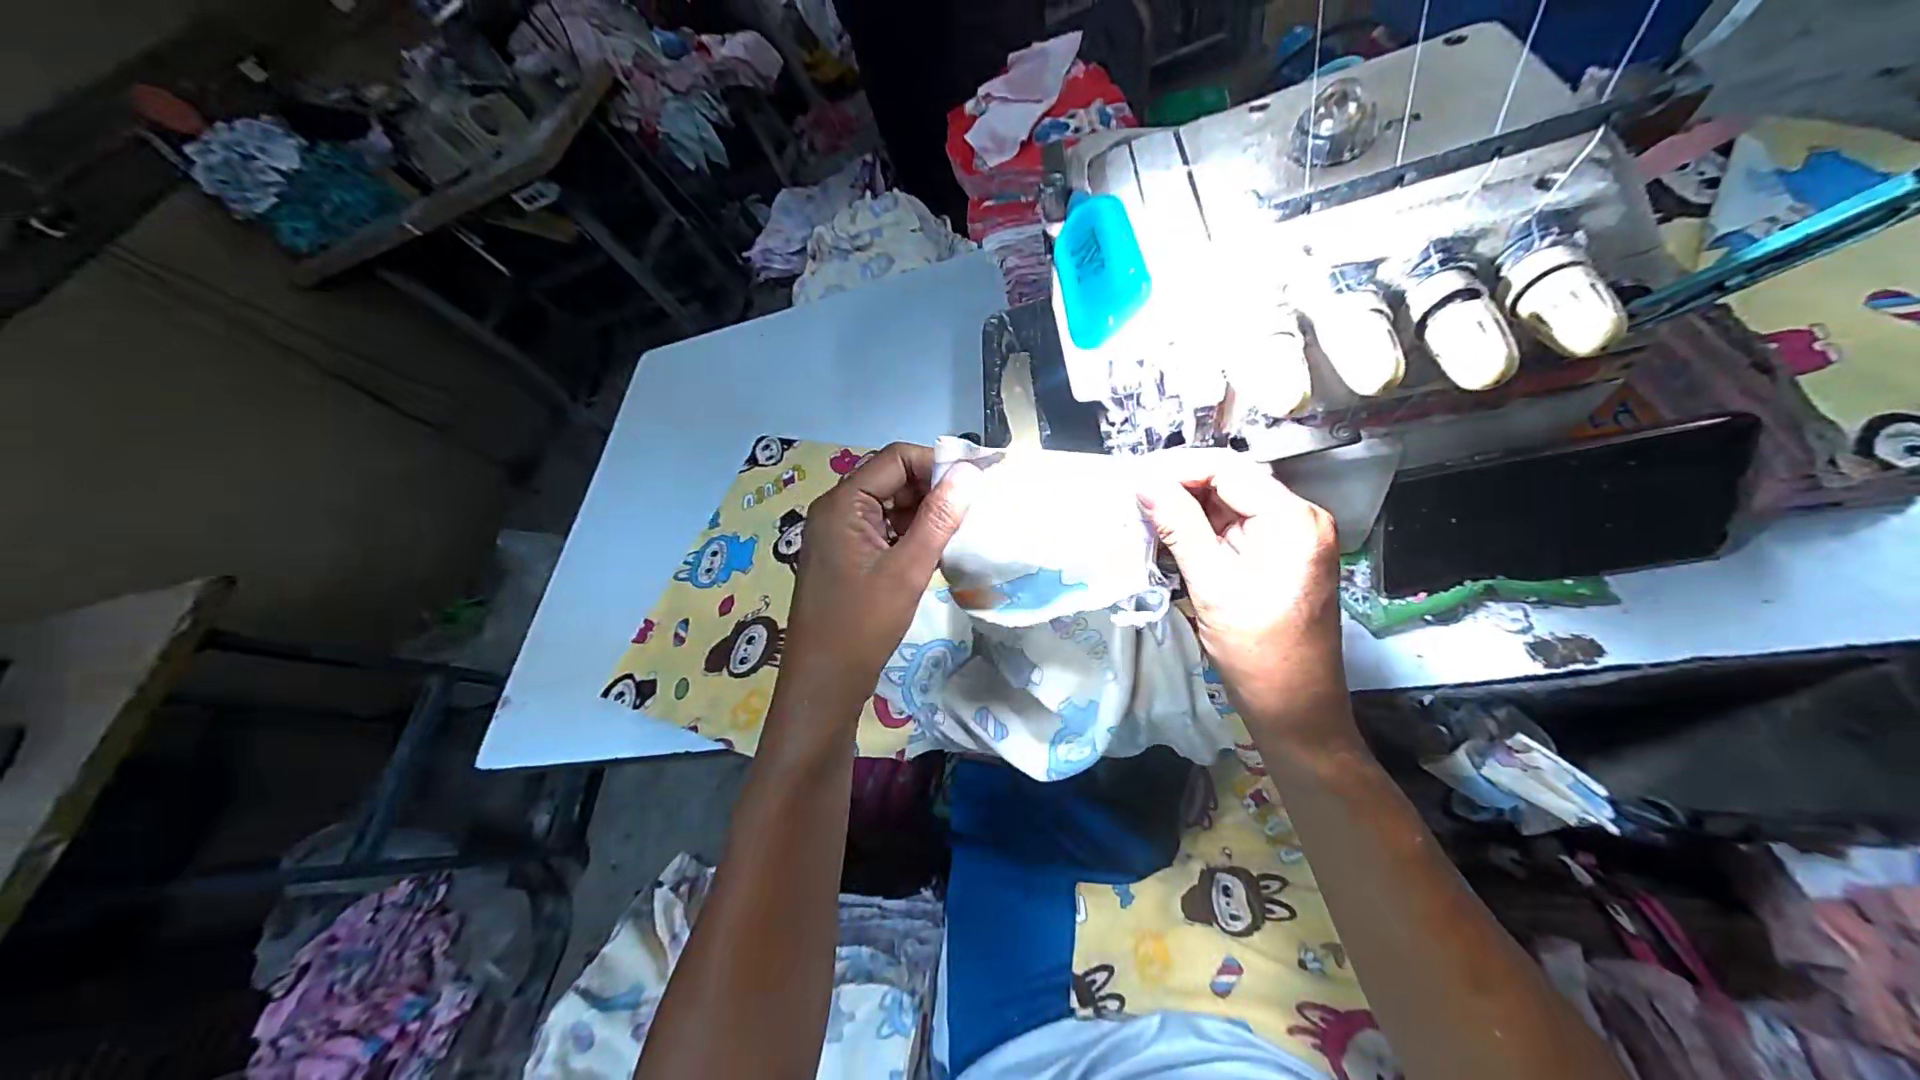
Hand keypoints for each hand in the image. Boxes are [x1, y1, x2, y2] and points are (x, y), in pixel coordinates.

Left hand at [780, 443, 978, 718]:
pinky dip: (911, 534)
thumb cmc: (862, 626)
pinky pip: (884, 530)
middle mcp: (836, 510)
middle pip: (892, 479)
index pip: (896, 459)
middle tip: (976, 507)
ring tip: (964, 528)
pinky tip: (939, 548)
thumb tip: (969, 473)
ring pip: (890, 506)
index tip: (977, 482)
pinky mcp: (847, 556)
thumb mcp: (907, 570)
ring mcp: (840, 534)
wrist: (824, 683)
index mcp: (842, 504)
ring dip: (925, 513)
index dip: (938, 464)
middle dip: (934, 489)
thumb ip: (938, 519)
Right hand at [1137, 450, 1353, 745]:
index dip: (1178, 469)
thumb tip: (1145, 484)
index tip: (1136, 482)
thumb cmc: (1258, 653)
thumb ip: (1179, 527)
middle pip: (1231, 483)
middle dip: (1181, 488)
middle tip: (1135, 500)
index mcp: (1293, 520)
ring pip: (1230, 506)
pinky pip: (1237, 530)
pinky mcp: (1281, 558)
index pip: (1228, 469)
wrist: (1296, 707)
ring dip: (1188, 511)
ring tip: (1145, 519)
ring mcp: (1293, 539)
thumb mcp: (1212, 585)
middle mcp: (1300, 519)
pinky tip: (1171, 539)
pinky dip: (1203, 532)